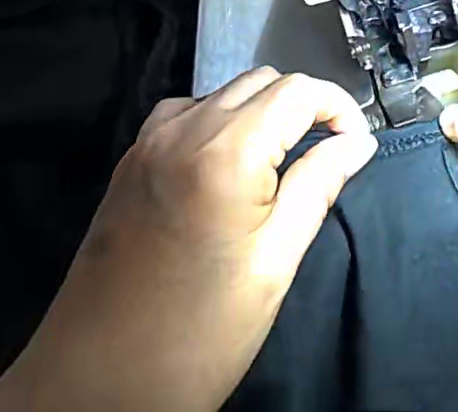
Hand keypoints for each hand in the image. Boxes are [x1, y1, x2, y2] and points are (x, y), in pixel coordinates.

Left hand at [0, 68, 376, 411]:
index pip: (296, 91)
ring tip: (279, 160)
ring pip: (224, 89)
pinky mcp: (133, 152)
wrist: (100, 375)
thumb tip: (357, 142)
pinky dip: (219, 119)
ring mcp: (152, 135)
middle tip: (323, 150)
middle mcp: (185, 125)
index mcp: (226, 150)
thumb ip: (317, 186)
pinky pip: (188, 109)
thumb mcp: (275, 261)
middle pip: (261, 81)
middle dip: (301, 105)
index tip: (356, 141)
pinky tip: (226, 162)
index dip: (336, 106)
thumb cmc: (201, 330)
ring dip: (260, 110)